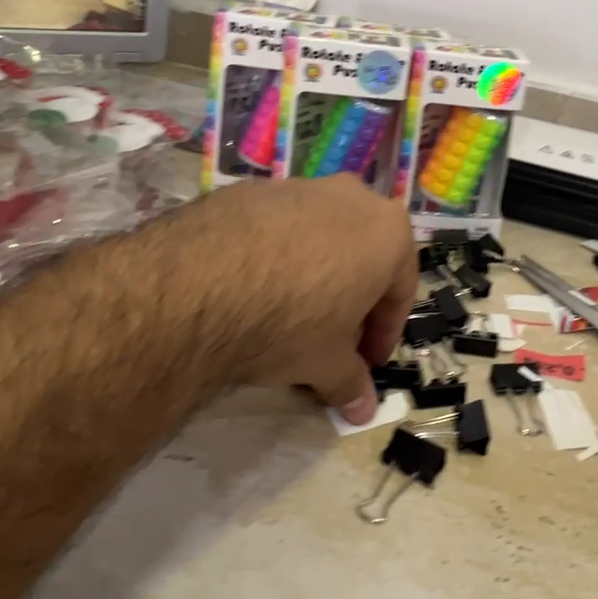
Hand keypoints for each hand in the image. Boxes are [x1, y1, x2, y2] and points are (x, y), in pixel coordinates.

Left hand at [183, 175, 416, 425]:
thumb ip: (350, 382)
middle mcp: (353, 197)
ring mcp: (301, 186)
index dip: (384, 333)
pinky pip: (277, 226)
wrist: (198, 286)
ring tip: (288, 313)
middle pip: (363, 255)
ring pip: (321, 236)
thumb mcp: (326, 363)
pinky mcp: (253, 189)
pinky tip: (251, 288)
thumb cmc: (288, 321)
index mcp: (389, 232)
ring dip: (315, 273)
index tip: (368, 363)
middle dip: (352, 299)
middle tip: (334, 339)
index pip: (399, 291)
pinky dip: (275, 255)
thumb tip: (364, 411)